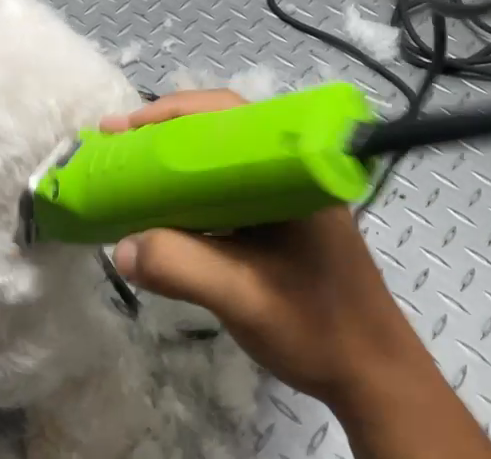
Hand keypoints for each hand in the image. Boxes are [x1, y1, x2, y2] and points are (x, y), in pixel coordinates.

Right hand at [99, 91, 411, 409]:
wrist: (375, 377)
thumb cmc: (317, 327)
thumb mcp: (243, 297)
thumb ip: (181, 268)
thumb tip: (121, 246)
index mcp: (291, 171)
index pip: (226, 114)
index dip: (171, 114)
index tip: (122, 128)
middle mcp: (289, 171)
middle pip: (218, 130)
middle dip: (163, 133)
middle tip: (115, 142)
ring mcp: (286, 196)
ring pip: (219, 159)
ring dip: (173, 163)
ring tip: (128, 171)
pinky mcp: (280, 221)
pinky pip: (225, 189)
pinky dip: (189, 192)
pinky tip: (163, 210)